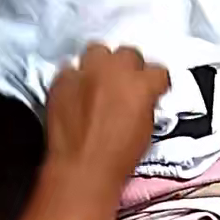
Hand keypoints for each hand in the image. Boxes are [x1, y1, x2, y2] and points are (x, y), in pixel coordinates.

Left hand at [43, 44, 169, 183]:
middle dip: (130, 67)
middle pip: (127, 53)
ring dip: (102, 64)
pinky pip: (71, 69)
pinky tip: (78, 93)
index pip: (158, 71)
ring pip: (97, 51)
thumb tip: (142, 98)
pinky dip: (77, 78)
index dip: (156, 83)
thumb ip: (145, 104)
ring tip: (100, 80)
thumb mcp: (146, 129)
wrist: (82, 168)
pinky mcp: (61, 80)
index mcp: (141, 85)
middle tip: (126, 84)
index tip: (153, 91)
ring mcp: (84, 73)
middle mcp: (114, 71)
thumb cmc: (120, 157)